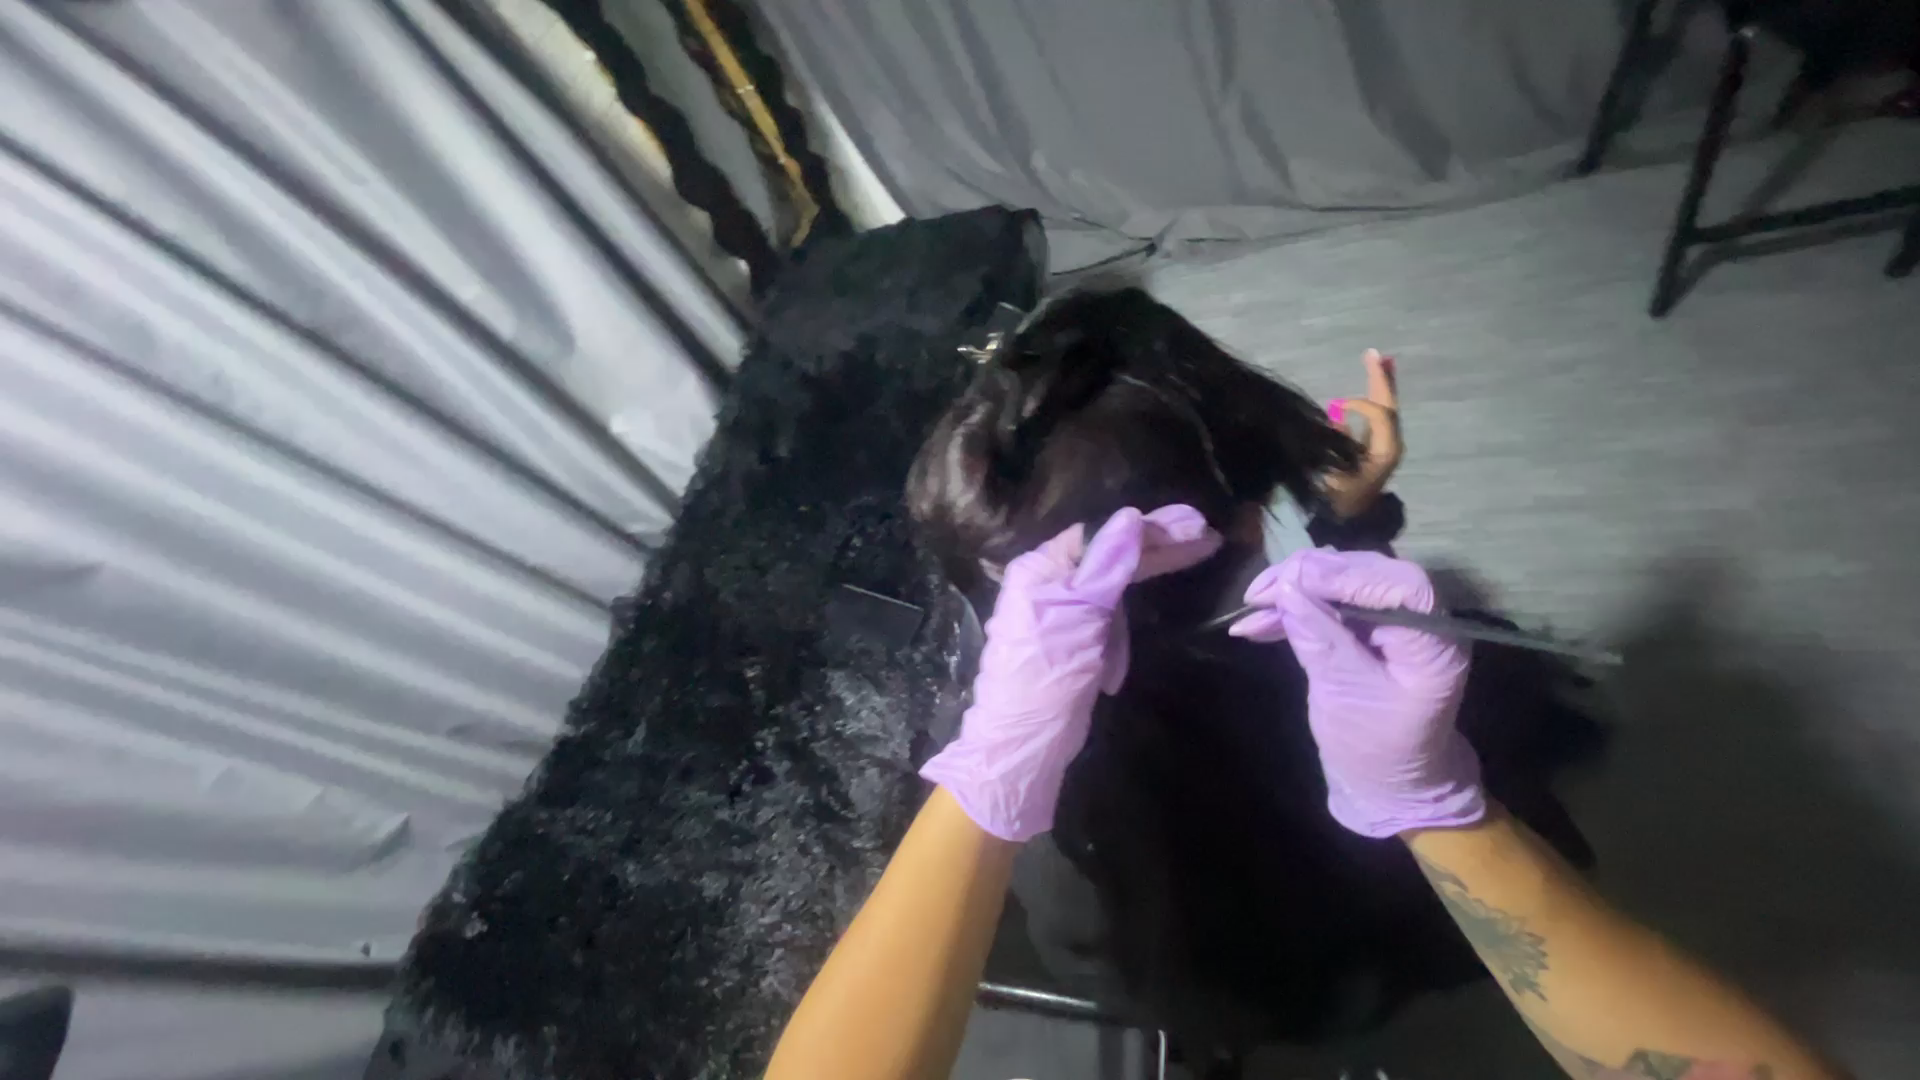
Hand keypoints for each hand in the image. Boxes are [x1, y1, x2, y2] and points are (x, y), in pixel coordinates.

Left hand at [922, 505, 1221, 840]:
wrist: (1024, 745)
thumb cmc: (1047, 676)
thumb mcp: (1081, 614)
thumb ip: (1107, 565)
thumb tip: (1132, 516)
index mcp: (1040, 569)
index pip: (1100, 534)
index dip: (1147, 526)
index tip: (1193, 522)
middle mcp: (1046, 584)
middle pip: (1109, 556)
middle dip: (1156, 550)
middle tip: (1207, 537)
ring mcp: (1058, 614)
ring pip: (1111, 592)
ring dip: (1134, 607)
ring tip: (1179, 578)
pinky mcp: (1071, 642)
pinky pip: (1105, 624)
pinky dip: (1119, 641)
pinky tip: (1115, 674)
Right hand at [1229, 548, 1482, 837]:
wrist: (1390, 779)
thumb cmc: (1377, 748)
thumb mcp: (1347, 696)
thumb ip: (1320, 639)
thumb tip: (1287, 589)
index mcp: (1433, 641)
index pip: (1400, 585)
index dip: (1345, 575)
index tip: (1290, 582)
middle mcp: (1420, 619)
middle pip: (1365, 572)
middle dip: (1307, 576)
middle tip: (1259, 592)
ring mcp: (1391, 619)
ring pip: (1340, 581)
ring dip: (1291, 589)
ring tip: (1251, 604)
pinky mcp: (1364, 625)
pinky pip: (1327, 602)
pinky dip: (1292, 607)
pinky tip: (1255, 622)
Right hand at [1321, 349, 1402, 519]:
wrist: (1349, 523)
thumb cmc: (1340, 500)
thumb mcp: (1336, 474)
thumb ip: (1336, 444)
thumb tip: (1336, 417)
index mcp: (1385, 450)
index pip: (1380, 414)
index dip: (1360, 404)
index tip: (1335, 405)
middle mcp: (1389, 445)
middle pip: (1388, 405)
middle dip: (1381, 379)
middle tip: (1375, 354)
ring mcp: (1382, 448)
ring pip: (1383, 411)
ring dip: (1379, 387)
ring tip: (1377, 362)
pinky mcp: (1373, 452)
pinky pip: (1373, 421)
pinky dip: (1369, 404)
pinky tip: (1365, 392)